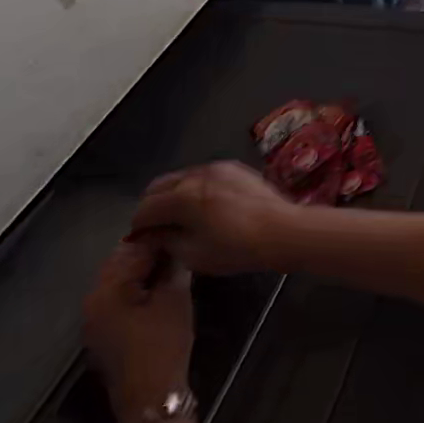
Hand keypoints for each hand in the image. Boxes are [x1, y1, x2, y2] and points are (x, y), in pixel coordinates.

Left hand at [83, 240, 194, 422]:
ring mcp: (94, 321)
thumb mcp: (175, 299)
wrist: (150, 397)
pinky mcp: (103, 335)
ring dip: (142, 272)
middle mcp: (92, 302)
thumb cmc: (163, 344)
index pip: (132, 250)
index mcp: (106, 290)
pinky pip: (118, 300)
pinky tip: (159, 292)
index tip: (181, 233)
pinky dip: (137, 290)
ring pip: (118, 282)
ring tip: (172, 267)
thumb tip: (176, 247)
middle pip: (119, 265)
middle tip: (179, 248)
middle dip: (148, 254)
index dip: (158, 239)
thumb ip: (173, 269)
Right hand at [126, 161, 298, 276]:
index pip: (145, 208)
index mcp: (182, 196)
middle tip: (158, 227)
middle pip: (159, 186)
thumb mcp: (194, 254)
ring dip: (174, 195)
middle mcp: (197, 175)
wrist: (284, 230)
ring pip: (182, 178)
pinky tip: (206, 207)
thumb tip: (153, 234)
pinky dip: (196, 188)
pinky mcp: (236, 169)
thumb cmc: (238, 248)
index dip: (139, 226)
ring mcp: (218, 168)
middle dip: (153, 206)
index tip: (142, 239)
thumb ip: (167, 241)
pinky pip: (205, 175)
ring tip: (182, 217)